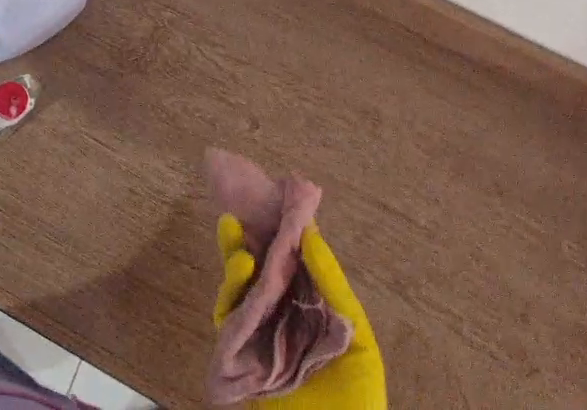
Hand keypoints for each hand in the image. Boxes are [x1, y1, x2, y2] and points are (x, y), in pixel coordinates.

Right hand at [215, 215, 386, 409]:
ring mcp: (257, 333)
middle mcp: (279, 315)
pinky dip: (231, 288)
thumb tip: (310, 232)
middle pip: (258, 268)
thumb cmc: (354, 397)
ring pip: (239, 287)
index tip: (272, 195)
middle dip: (246, 237)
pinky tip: (240, 266)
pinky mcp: (237, 353)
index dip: (279, 230)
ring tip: (235, 231)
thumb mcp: (357, 339)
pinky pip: (230, 315)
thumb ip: (332, 286)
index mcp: (308, 309)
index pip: (289, 262)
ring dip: (235, 258)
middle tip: (236, 204)